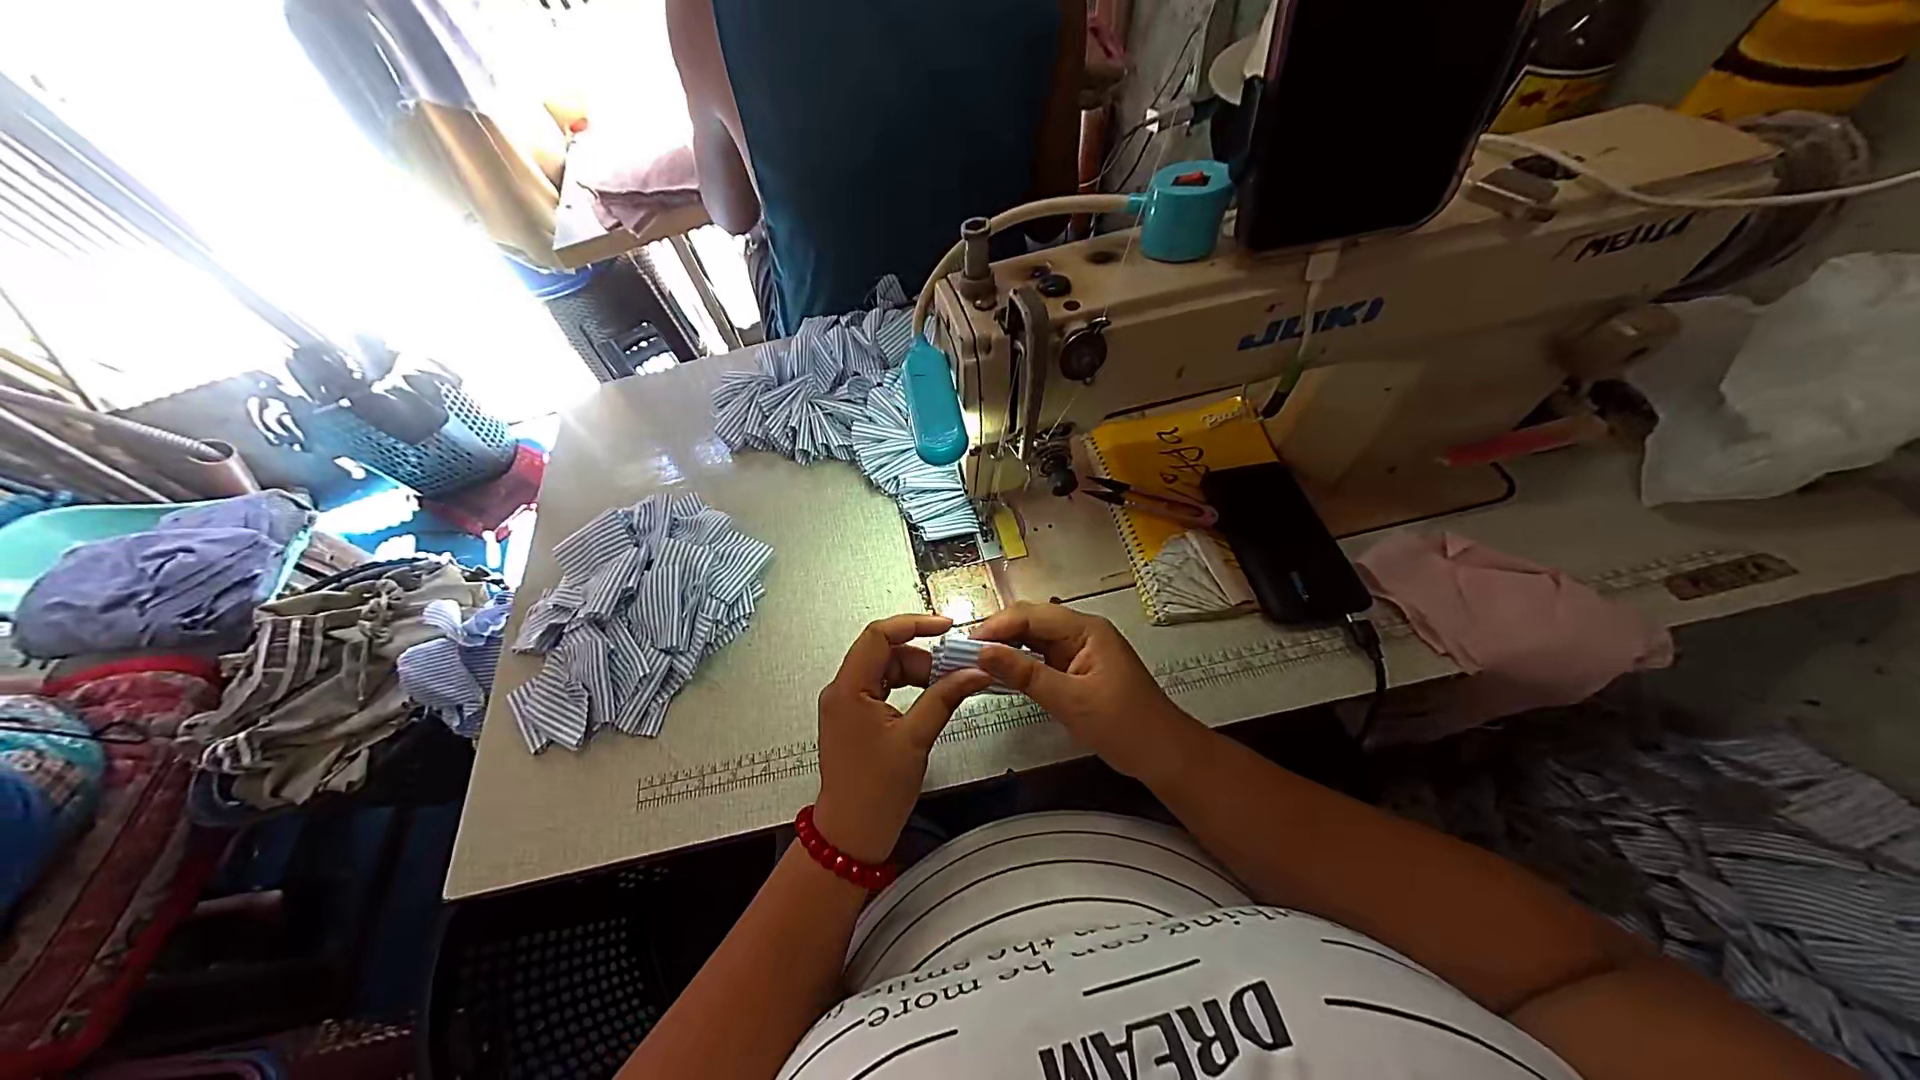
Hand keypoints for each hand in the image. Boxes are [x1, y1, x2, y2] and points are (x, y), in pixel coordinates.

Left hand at [813, 615, 991, 863]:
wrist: (851, 834)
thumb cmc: (875, 792)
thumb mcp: (916, 738)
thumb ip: (944, 698)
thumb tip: (973, 673)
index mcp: (848, 689)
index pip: (879, 635)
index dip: (914, 624)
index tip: (944, 626)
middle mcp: (841, 691)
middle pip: (884, 652)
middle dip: (921, 657)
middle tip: (955, 669)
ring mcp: (845, 705)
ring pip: (885, 670)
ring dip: (917, 674)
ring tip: (947, 687)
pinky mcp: (854, 718)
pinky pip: (882, 688)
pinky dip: (907, 689)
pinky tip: (930, 699)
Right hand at [969, 602, 1207, 783]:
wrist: (1164, 754)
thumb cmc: (1125, 725)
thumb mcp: (1070, 700)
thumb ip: (1024, 674)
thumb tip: (983, 652)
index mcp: (1086, 629)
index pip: (1031, 615)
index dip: (997, 626)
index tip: (967, 645)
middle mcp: (1082, 632)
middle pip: (1031, 621)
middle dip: (998, 633)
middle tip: (965, 654)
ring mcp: (1080, 650)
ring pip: (1034, 639)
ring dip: (1006, 647)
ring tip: (975, 661)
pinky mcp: (1077, 668)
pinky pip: (1041, 657)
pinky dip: (1020, 663)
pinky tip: (1001, 672)